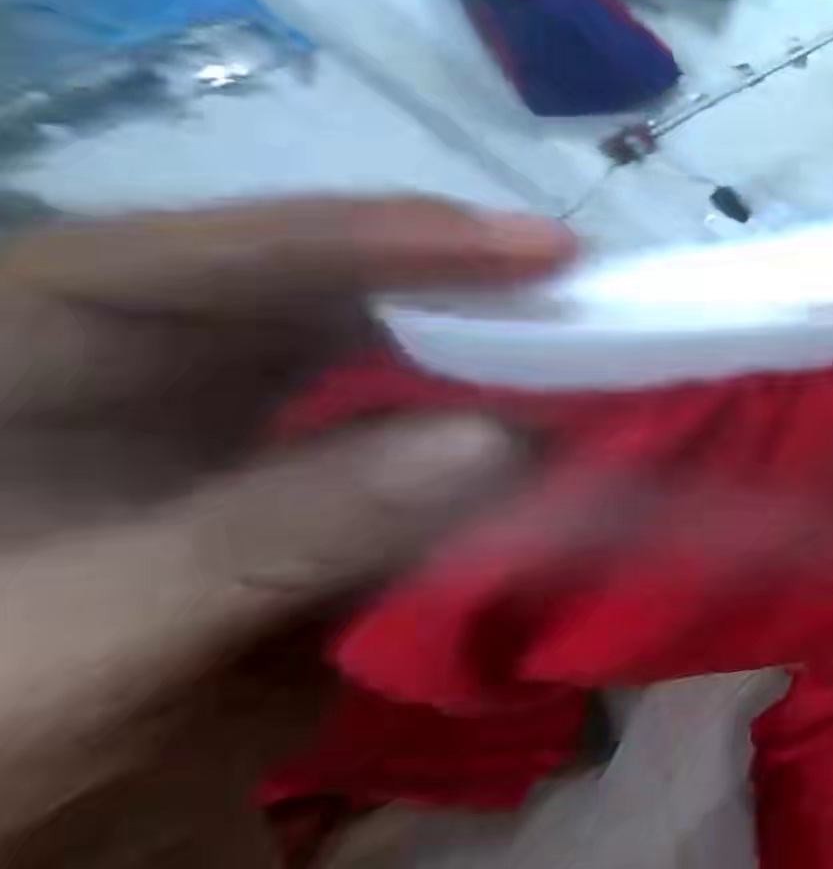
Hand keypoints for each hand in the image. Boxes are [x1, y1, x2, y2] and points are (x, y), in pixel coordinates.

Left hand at [0, 197, 573, 866]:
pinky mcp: (315, 441)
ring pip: (388, 327)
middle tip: (589, 285)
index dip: (401, 240)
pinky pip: (416, 400)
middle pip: (338, 271)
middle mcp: (162, 336)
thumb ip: (282, 531)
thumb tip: (498, 442)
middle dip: (470, 274)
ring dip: (494, 332)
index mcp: (44, 335)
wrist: (2, 774)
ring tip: (591, 327)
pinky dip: (492, 403)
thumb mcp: (86, 637)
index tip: (548, 250)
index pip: (237, 252)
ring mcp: (244, 386)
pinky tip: (553, 395)